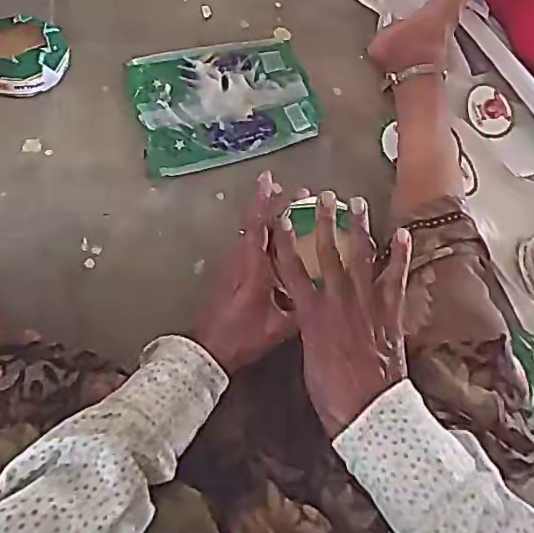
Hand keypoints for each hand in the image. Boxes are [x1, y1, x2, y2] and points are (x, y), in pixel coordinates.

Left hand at [191, 172, 295, 373]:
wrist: (208, 351)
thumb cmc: (242, 336)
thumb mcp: (278, 326)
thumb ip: (301, 308)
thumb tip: (325, 297)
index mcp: (254, 267)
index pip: (259, 227)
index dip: (265, 203)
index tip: (273, 182)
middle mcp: (242, 260)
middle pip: (256, 223)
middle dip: (272, 203)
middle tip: (294, 191)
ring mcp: (235, 265)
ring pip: (252, 232)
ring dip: (267, 215)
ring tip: (285, 204)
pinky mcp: (232, 273)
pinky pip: (250, 243)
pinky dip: (263, 232)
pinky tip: (276, 236)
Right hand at [272, 191, 413, 436]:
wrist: (368, 410)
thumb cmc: (332, 392)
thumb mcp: (309, 358)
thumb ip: (310, 328)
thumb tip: (311, 313)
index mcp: (312, 315)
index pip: (292, 271)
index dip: (286, 242)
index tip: (283, 219)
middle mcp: (338, 301)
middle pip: (328, 254)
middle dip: (325, 223)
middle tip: (325, 197)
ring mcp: (367, 303)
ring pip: (361, 258)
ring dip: (360, 229)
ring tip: (359, 204)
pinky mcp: (390, 311)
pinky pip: (395, 277)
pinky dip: (400, 255)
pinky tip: (402, 234)